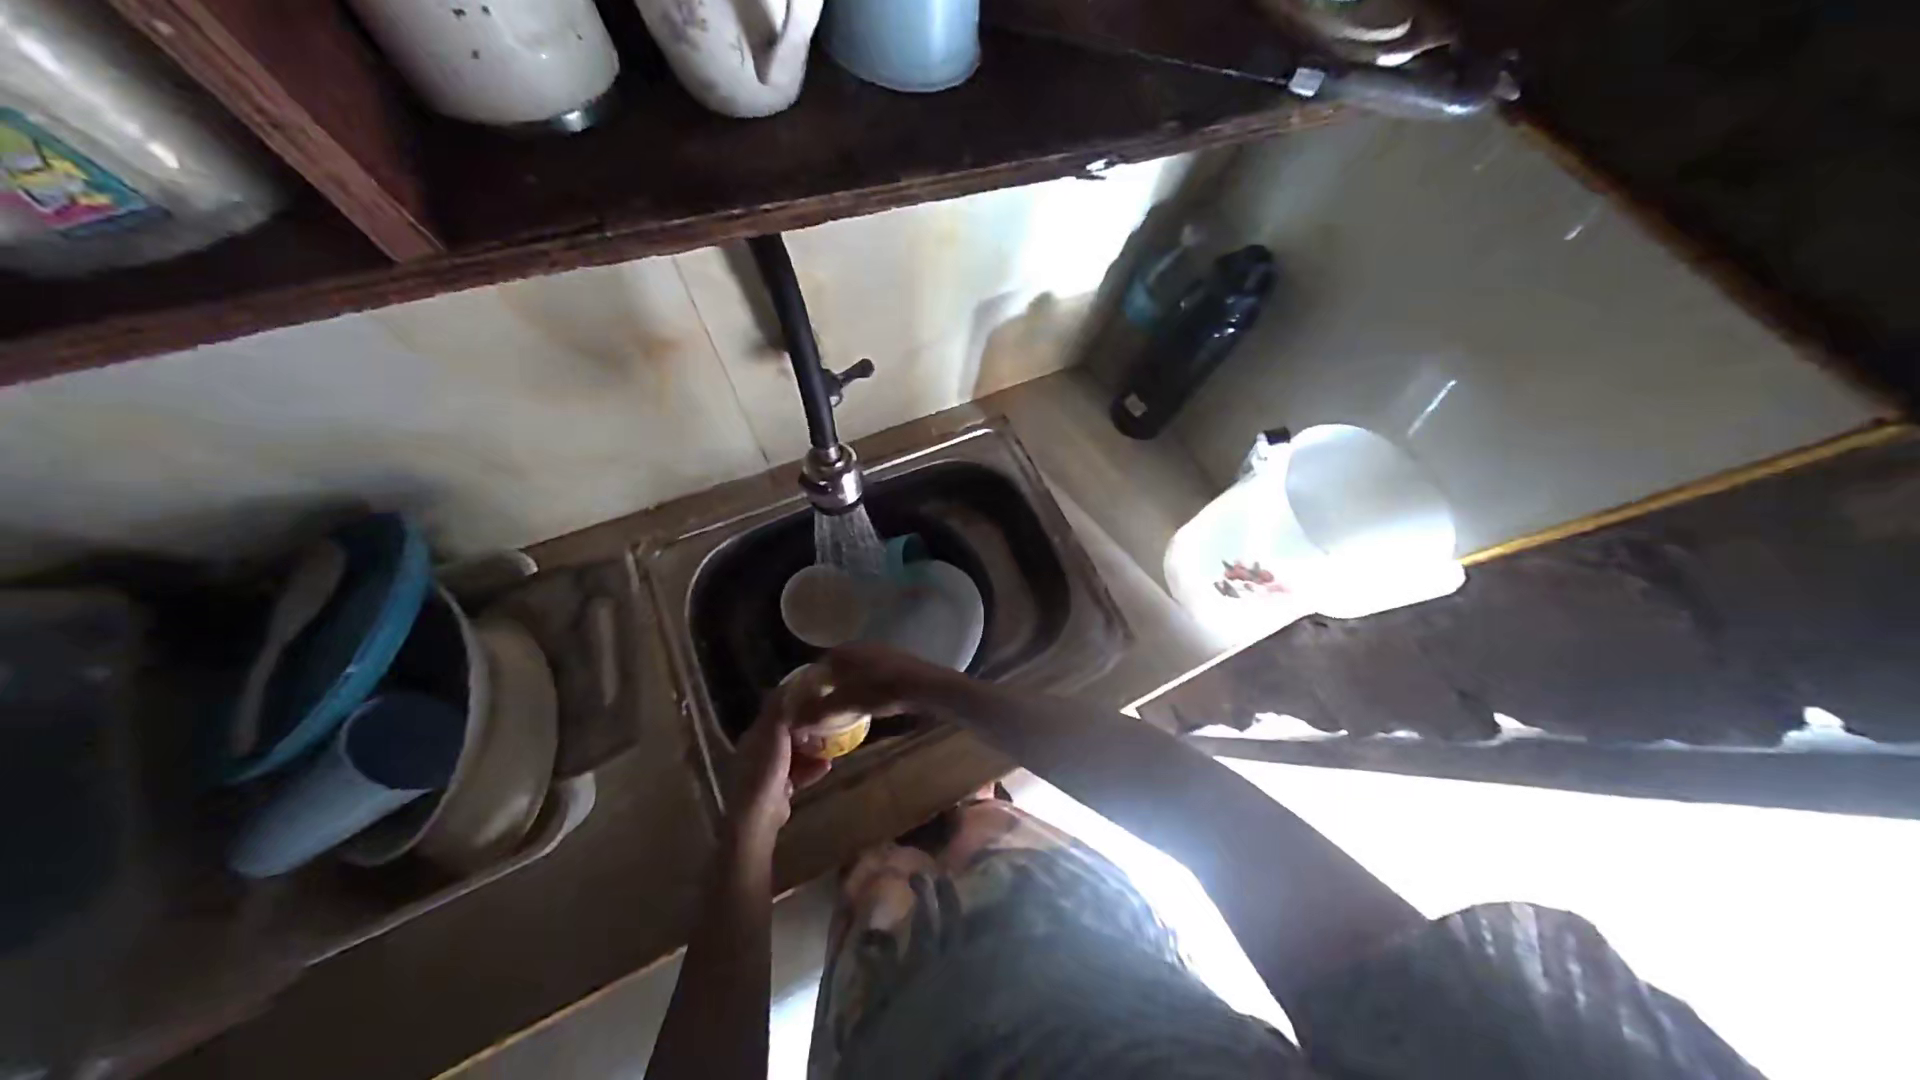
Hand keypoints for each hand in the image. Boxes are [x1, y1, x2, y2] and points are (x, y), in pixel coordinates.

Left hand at [726, 704, 831, 858]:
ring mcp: (768, 773)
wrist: (759, 815)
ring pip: (795, 754)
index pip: (775, 713)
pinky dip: (812, 769)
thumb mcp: (774, 732)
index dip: (795, 705)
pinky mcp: (778, 791)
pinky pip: (799, 774)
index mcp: (755, 735)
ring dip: (813, 750)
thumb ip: (782, 709)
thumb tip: (791, 685)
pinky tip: (827, 767)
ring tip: (831, 748)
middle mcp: (759, 752)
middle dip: (807, 729)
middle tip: (828, 726)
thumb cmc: (766, 768)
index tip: (816, 700)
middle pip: (787, 734)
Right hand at [793, 643, 956, 729]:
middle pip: (836, 669)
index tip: (812, 707)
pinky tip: (873, 700)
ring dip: (850, 687)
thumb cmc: (879, 691)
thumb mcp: (844, 705)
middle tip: (831, 711)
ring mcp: (877, 649)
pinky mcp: (894, 657)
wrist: (921, 684)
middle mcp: (856, 645)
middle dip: (831, 688)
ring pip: (855, 670)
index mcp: (840, 651)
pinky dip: (867, 684)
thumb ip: (816, 712)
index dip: (812, 690)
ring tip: (851, 708)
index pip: (817, 669)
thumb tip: (792, 722)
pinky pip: (872, 672)